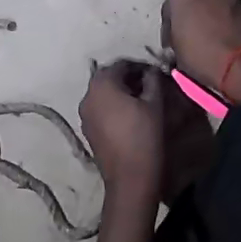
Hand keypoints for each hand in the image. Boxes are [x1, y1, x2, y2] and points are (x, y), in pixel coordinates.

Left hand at [80, 60, 166, 209]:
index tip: (156, 73)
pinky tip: (130, 115)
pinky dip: (113, 106)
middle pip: (108, 77)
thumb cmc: (145, 136)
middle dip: (129, 78)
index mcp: (102, 84)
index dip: (140, 66)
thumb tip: (151, 71)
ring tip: (141, 100)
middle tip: (150, 85)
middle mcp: (88, 96)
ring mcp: (84, 114)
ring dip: (120, 92)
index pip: (121, 64)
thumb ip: (153, 80)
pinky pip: (100, 108)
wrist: (130, 177)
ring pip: (103, 93)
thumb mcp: (155, 103)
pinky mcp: (87, 129)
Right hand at [161, 0, 240, 88]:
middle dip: (193, 18)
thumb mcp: (176, 55)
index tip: (174, 47)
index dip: (170, 31)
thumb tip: (179, 45)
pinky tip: (229, 38)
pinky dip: (229, 21)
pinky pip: (231, 12)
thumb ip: (175, 42)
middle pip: (194, 3)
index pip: (169, 13)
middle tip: (195, 39)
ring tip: (215, 39)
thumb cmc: (201, 58)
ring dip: (212, 18)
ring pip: (214, 5)